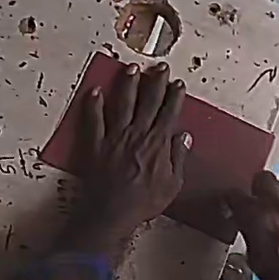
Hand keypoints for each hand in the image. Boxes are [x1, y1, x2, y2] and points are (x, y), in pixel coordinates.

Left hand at [60, 62, 191, 255]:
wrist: (112, 212)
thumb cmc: (142, 202)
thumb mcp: (172, 184)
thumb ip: (178, 158)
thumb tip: (184, 138)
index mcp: (158, 143)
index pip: (169, 112)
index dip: (174, 95)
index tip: (177, 84)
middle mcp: (137, 134)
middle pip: (149, 100)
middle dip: (156, 80)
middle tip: (159, 67)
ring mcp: (115, 137)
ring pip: (124, 103)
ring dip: (128, 84)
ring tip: (131, 69)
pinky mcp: (96, 144)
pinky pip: (94, 119)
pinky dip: (94, 104)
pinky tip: (95, 91)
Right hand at [227, 166, 278, 279]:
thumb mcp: (254, 259)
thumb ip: (250, 234)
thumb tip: (249, 227)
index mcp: (254, 214)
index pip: (234, 195)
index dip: (233, 200)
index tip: (234, 205)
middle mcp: (277, 202)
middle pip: (263, 177)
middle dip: (261, 187)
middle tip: (263, 200)